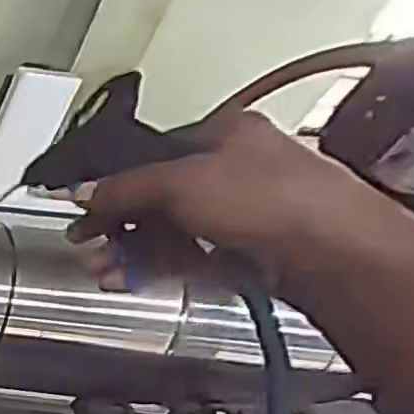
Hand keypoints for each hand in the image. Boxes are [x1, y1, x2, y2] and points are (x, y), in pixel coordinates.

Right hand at [64, 111, 413, 283]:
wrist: (331, 254)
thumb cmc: (270, 199)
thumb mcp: (181, 182)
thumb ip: (125, 187)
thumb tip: (82, 192)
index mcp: (224, 134)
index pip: (150, 156)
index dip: (112, 182)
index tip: (82, 206)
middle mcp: (231, 170)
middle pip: (154, 199)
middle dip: (114, 225)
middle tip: (85, 243)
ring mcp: (236, 213)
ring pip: (166, 232)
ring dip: (127, 252)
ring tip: (100, 270)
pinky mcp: (240, 251)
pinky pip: (182, 257)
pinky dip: (151, 268)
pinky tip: (125, 280)